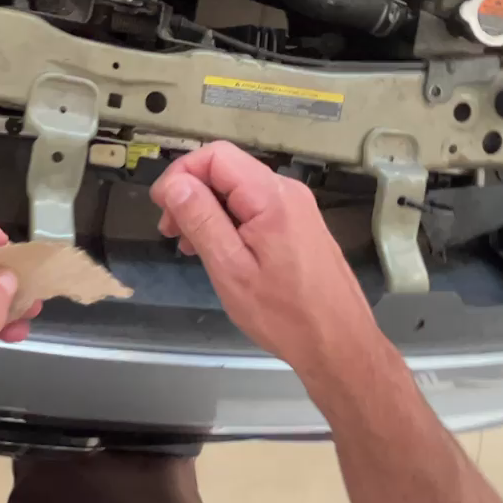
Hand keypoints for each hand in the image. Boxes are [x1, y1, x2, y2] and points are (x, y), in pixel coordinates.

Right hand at [149, 142, 380, 375]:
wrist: (341, 346)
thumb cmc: (284, 314)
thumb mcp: (231, 269)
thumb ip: (201, 220)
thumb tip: (174, 184)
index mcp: (270, 196)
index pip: (215, 156)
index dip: (181, 174)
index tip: (162, 209)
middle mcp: (287, 191)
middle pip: (227, 169)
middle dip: (191, 193)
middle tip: (172, 233)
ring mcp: (297, 207)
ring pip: (239, 189)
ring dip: (208, 209)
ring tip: (190, 247)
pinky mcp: (300, 224)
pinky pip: (255, 207)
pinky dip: (229, 221)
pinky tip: (219, 251)